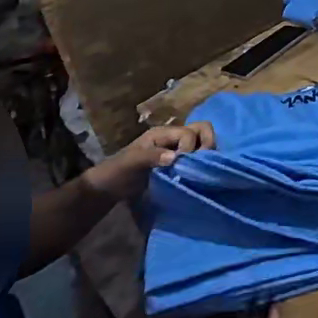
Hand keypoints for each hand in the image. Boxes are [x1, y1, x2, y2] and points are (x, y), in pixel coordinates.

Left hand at [84, 122, 216, 200]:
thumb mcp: (130, 163)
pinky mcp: (178, 164)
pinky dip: (202, 164)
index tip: (181, 167)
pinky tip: (198, 177)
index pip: (188, 133)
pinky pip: (197, 157)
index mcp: (162, 133)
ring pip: (202, 141)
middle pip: (202, 129)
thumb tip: (176, 157)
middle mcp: (173, 138)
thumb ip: (151, 157)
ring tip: (201, 171)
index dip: (190, 148)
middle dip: (208, 143)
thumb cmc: (117, 172)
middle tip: (203, 163)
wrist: (109, 188)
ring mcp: (176, 150)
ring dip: (206, 153)